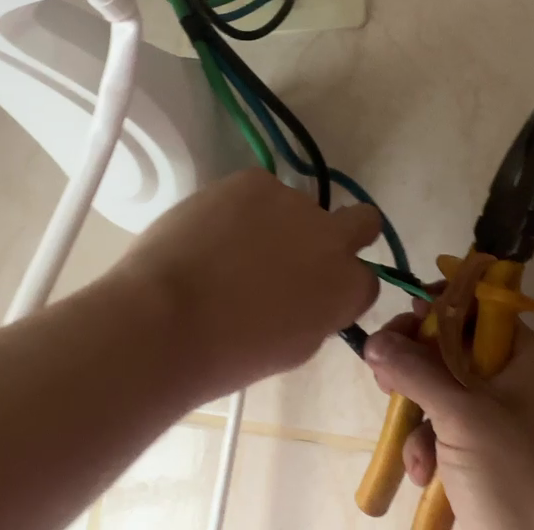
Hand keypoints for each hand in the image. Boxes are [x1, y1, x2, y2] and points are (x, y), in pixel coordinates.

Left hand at [114, 169, 380, 396]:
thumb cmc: (228, 354)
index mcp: (347, 287)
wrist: (168, 318)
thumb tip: (312, 292)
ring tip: (230, 249)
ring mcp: (292, 201)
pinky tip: (213, 231)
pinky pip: (258, 190)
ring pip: (297, 206)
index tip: (315, 293)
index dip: (341, 284)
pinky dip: (243, 206)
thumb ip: (318, 312)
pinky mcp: (254, 180)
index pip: (366, 278)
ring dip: (278, 222)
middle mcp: (332, 237)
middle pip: (362, 220)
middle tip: (300, 252)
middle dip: (344, 232)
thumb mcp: (293, 347)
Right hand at [365, 311, 533, 529]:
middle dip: (414, 366)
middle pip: (450, 350)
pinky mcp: (483, 462)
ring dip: (418, 419)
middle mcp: (510, 382)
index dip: (440, 306)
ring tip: (413, 448)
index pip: (477, 308)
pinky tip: (425, 476)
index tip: (405, 317)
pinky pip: (443, 437)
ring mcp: (497, 425)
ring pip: (440, 396)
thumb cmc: (518, 477)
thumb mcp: (464, 416)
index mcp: (521, 357)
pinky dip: (428, 452)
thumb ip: (416, 371)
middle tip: (383, 375)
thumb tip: (376, 339)